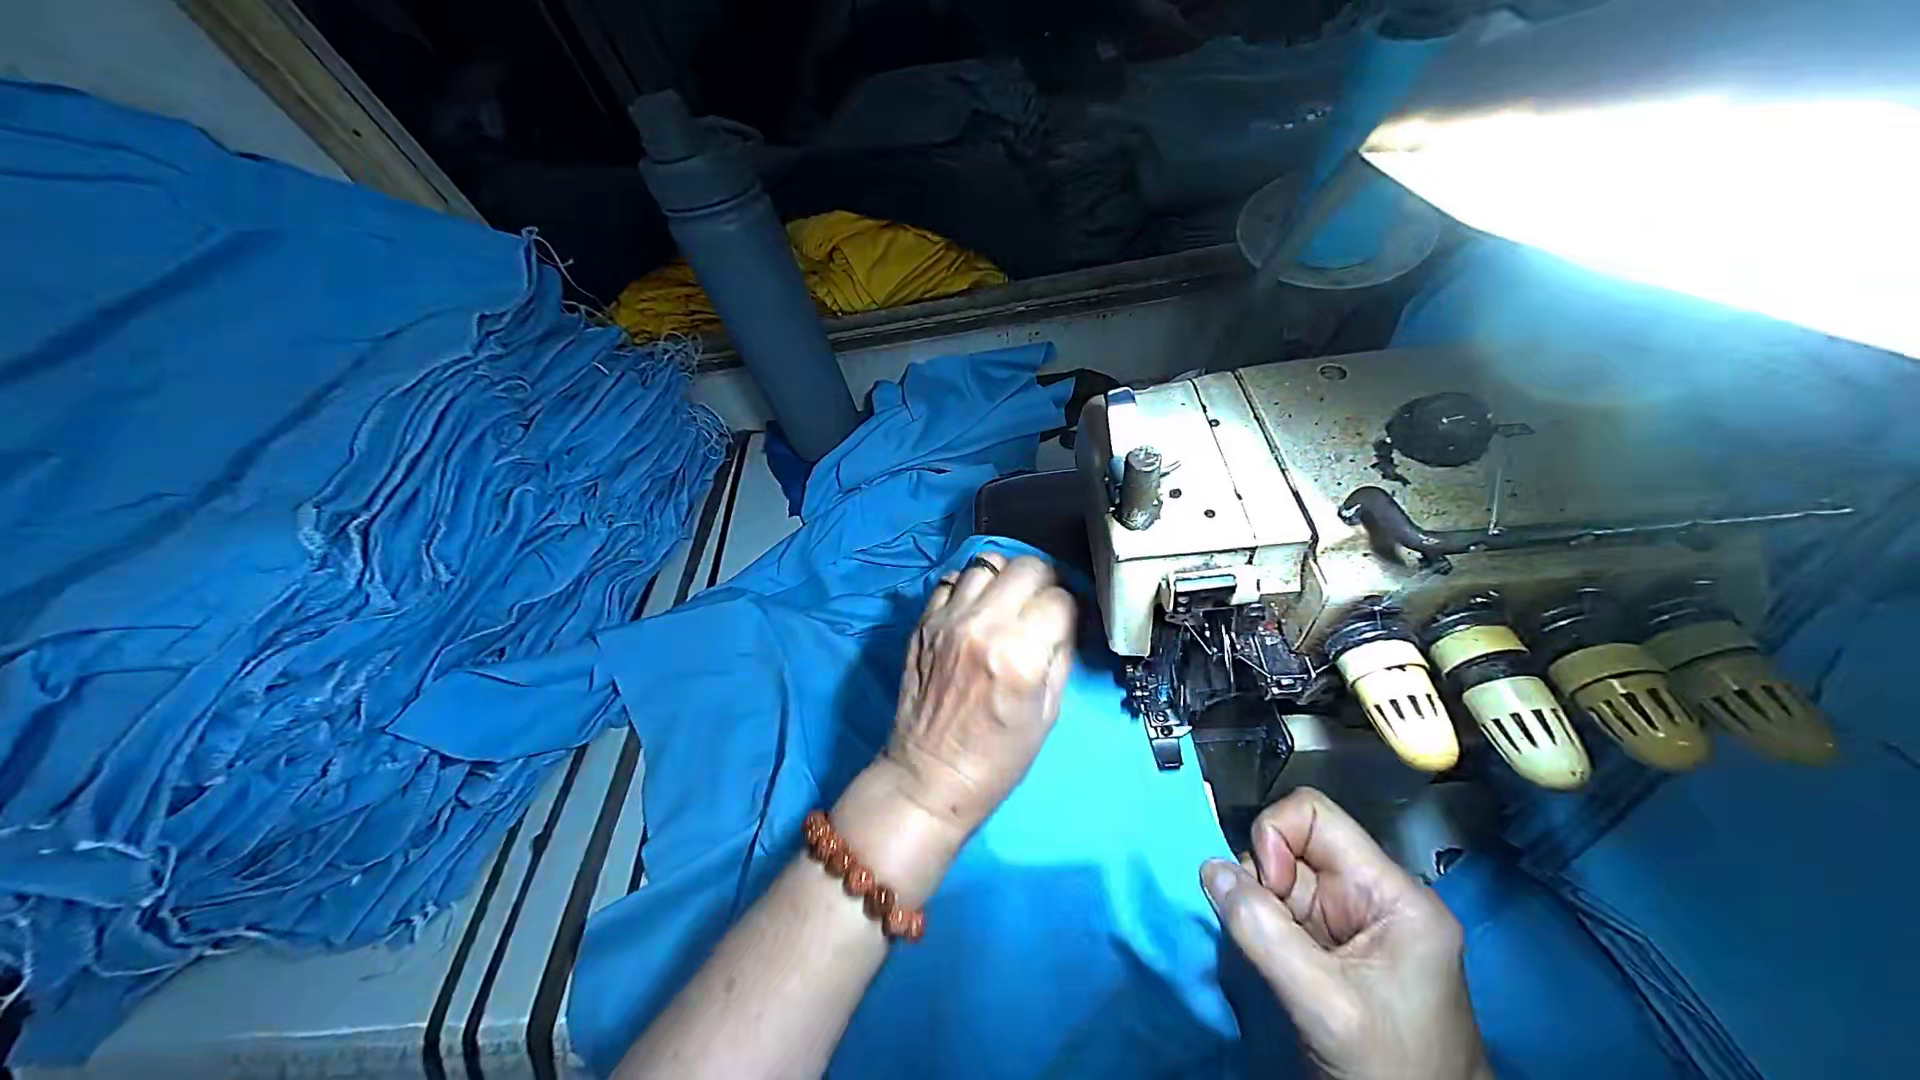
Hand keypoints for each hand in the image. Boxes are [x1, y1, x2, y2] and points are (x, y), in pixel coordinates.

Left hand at [884, 553, 1076, 834]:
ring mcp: (947, 620)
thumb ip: (1060, 654)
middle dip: (1044, 582)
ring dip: (1005, 578)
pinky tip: (976, 609)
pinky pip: (952, 579)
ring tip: (1007, 602)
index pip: (1061, 598)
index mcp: (1020, 654)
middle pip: (1027, 566)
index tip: (1066, 622)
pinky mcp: (923, 622)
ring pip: (988, 562)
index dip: (1070, 609)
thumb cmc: (998, 757)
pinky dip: (970, 586)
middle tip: (1041, 606)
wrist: (930, 775)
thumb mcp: (1049, 711)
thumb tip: (1066, 618)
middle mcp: (983, 626)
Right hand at [1201, 788, 1490, 1079]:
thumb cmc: (1395, 1071)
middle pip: (1292, 845)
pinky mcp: (1330, 947)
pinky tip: (1266, 957)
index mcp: (1392, 894)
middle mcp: (1370, 896)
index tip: (1269, 891)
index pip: (1315, 816)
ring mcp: (1349, 922)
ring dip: (1257, 905)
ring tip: (1267, 954)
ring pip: (1279, 877)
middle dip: (1262, 879)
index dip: (1276, 838)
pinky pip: (1279, 909)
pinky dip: (1259, 924)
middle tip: (1262, 930)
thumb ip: (1264, 932)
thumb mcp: (1328, 1005)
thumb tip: (1208, 867)